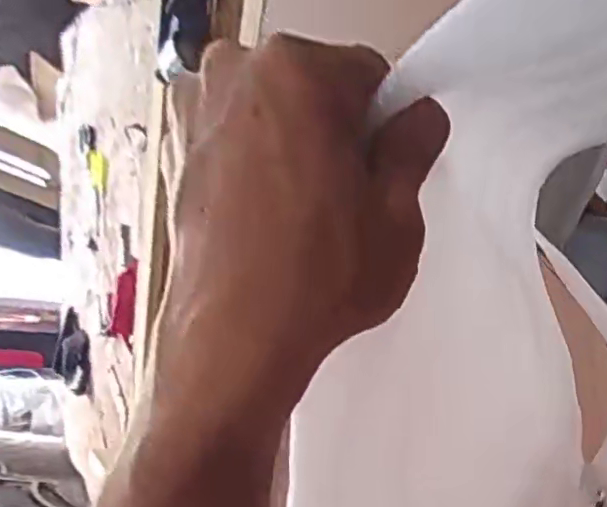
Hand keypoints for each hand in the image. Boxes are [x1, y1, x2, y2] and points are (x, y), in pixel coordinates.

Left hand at [155, 36, 448, 444]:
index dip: (394, 124)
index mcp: (299, 74)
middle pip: (320, 92)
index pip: (371, 75)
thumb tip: (420, 120)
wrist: (241, 331)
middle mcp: (238, 74)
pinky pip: (249, 147)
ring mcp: (202, 111)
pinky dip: (272, 174)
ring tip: (324, 223)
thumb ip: (411, 152)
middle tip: (364, 204)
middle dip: (348, 139)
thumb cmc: (314, 279)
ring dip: (309, 157)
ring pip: (282, 119)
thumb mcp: (396, 218)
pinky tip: (289, 227)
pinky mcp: (186, 152)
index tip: (399, 163)